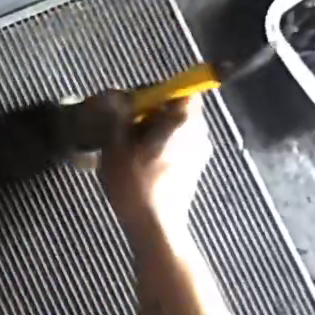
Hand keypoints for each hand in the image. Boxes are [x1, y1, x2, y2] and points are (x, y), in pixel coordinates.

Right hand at [100, 95, 211, 231]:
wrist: (155, 224)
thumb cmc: (134, 183)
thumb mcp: (115, 147)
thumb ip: (116, 118)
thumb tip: (114, 97)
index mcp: (183, 122)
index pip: (182, 91)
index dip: (157, 92)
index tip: (132, 103)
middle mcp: (199, 133)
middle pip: (178, 110)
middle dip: (151, 113)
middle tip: (123, 126)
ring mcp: (200, 152)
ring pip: (176, 129)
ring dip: (153, 131)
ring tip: (127, 147)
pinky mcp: (193, 168)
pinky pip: (177, 145)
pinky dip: (159, 147)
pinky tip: (138, 163)